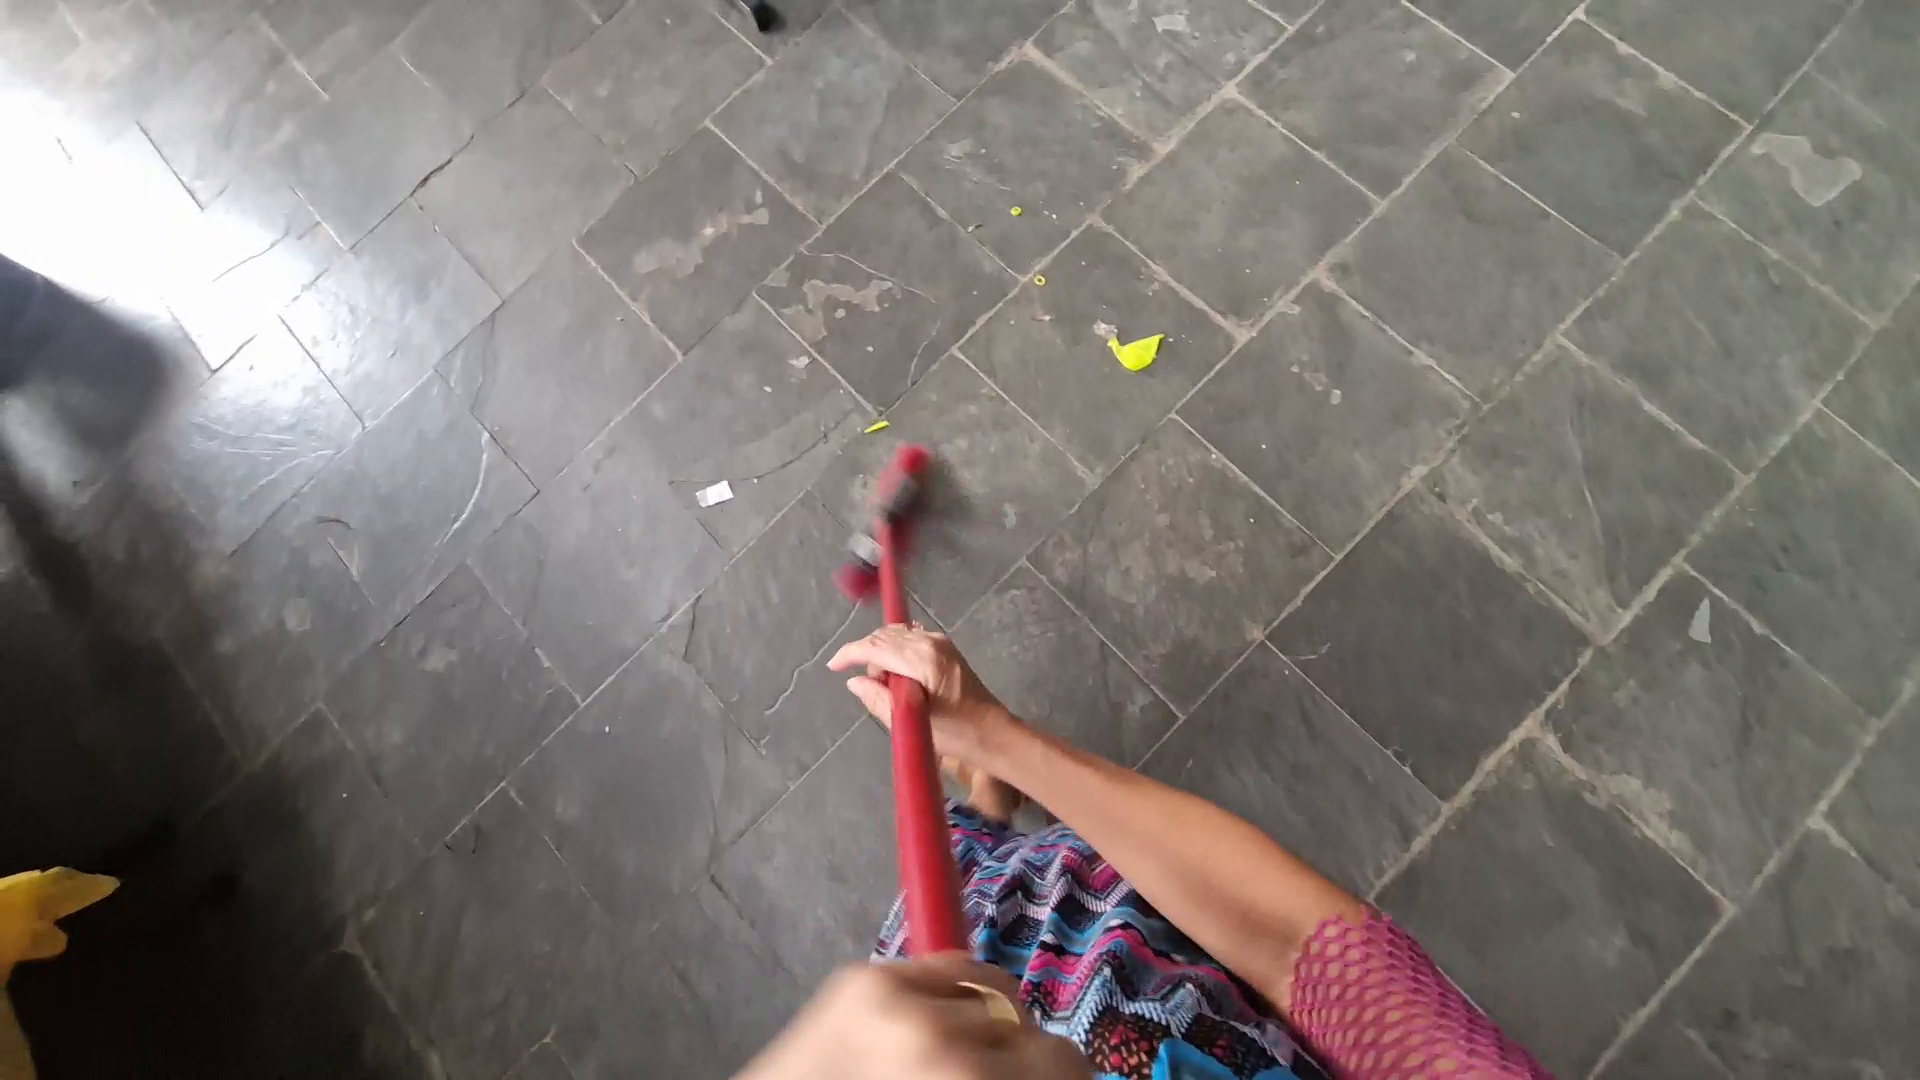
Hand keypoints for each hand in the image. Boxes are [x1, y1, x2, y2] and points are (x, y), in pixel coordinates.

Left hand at [737, 954, 1088, 1079]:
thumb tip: (1058, 1068)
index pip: (1060, 1066)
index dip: (1077, 1077)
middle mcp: (933, 1036)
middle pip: (1031, 1031)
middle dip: (1037, 1059)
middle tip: (1027, 1072)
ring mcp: (896, 996)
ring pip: (997, 992)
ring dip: (1002, 1023)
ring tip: (989, 1047)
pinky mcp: (869, 973)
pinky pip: (953, 966)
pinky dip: (967, 991)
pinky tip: (958, 1019)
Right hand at [827, 625, 1011, 765]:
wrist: (993, 732)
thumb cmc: (955, 733)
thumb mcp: (910, 722)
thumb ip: (878, 699)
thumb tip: (855, 682)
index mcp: (923, 659)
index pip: (876, 646)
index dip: (850, 653)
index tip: (832, 666)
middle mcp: (931, 642)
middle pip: (884, 636)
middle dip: (866, 655)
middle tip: (869, 687)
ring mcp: (940, 641)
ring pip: (895, 636)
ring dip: (881, 654)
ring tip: (886, 687)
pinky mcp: (944, 646)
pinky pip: (909, 639)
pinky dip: (895, 652)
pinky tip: (897, 675)